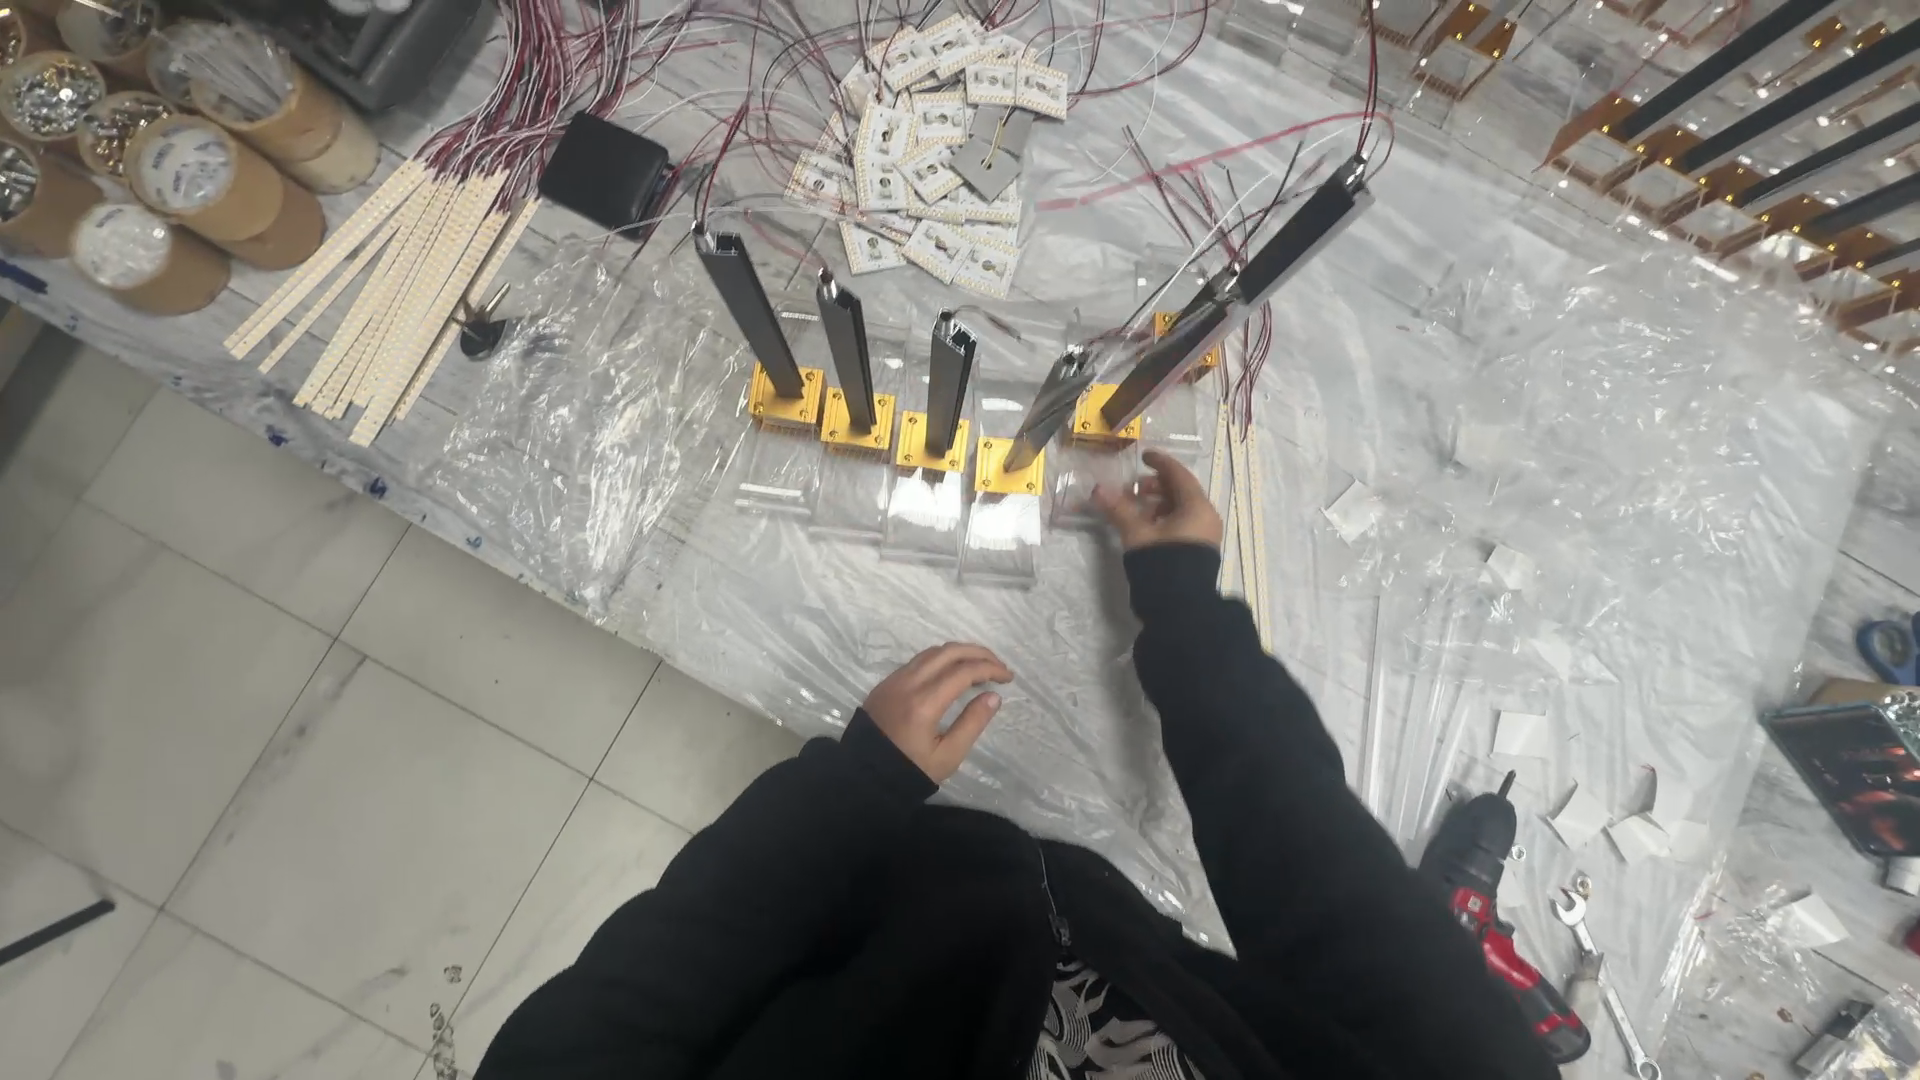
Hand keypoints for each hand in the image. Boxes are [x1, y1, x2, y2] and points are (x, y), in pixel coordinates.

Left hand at [862, 643, 1013, 782]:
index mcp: (924, 702)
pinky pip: (918, 660)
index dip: (990, 668)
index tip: (1008, 677)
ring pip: (932, 652)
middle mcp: (908, 683)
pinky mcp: (887, 682)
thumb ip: (972, 723)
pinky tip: (953, 671)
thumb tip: (993, 696)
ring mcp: (895, 679)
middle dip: (978, 653)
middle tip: (998, 665)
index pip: (964, 671)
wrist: (863, 775)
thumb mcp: (947, 755)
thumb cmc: (909, 770)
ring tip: (979, 665)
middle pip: (949, 651)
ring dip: (959, 652)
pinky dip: (941, 658)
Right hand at [1091, 449, 1222, 551]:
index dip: (1160, 463)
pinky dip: (1166, 517)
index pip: (1179, 475)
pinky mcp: (1199, 549)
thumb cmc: (1161, 563)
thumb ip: (1119, 509)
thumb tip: (1098, 489)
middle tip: (1135, 489)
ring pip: (1182, 508)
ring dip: (1159, 503)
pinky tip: (1148, 526)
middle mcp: (1206, 516)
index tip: (1144, 456)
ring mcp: (1204, 534)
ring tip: (1137, 509)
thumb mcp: (1137, 534)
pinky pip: (1183, 522)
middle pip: (1181, 491)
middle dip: (1157, 486)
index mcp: (1196, 507)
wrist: (1180, 605)